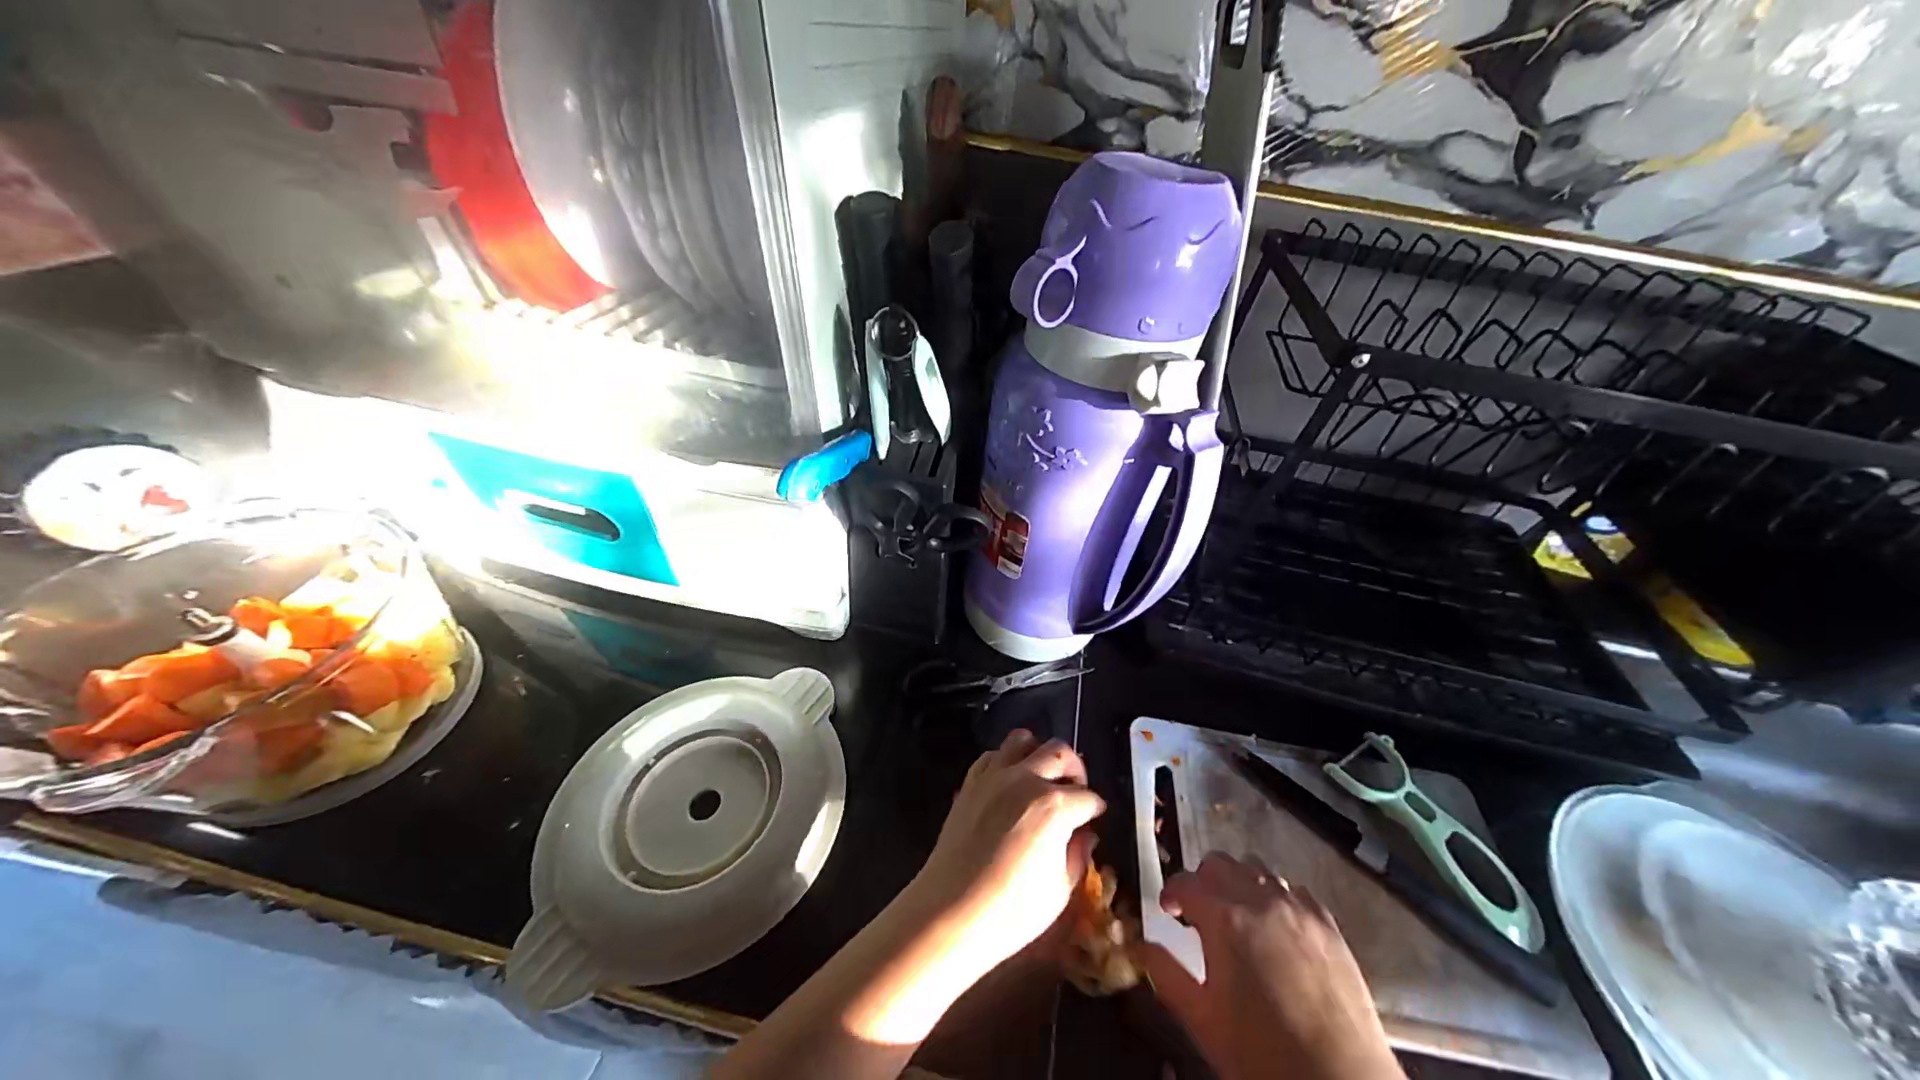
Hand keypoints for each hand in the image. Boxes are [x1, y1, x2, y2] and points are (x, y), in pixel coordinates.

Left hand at [902, 729, 1105, 982]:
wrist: (951, 911)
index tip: (1093, 820)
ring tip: (1043, 777)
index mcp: (1054, 806)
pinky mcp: (970, 783)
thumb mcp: (1059, 890)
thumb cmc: (1011, 910)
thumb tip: (1085, 836)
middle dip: (1075, 770)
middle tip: (1075, 791)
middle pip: (1060, 753)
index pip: (1088, 797)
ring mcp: (994, 777)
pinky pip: (992, 755)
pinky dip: (1007, 761)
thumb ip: (1077, 856)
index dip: (1095, 811)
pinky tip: (1011, 784)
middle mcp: (1026, 780)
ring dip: (1039, 753)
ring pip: (1023, 740)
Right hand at [1139, 853, 1404, 1079]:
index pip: (1185, 881)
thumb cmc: (1263, 1055)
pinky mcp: (1329, 926)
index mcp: (1224, 919)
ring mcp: (1299, 910)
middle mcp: (1260, 901)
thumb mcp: (1201, 1019)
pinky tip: (1275, 927)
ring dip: (1239, 884)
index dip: (1170, 892)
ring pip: (1257, 870)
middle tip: (1198, 911)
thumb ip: (1165, 973)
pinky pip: (1294, 891)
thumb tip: (1143, 946)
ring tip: (1236, 917)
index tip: (1168, 910)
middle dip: (1202, 881)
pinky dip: (1276, 897)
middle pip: (1220, 863)